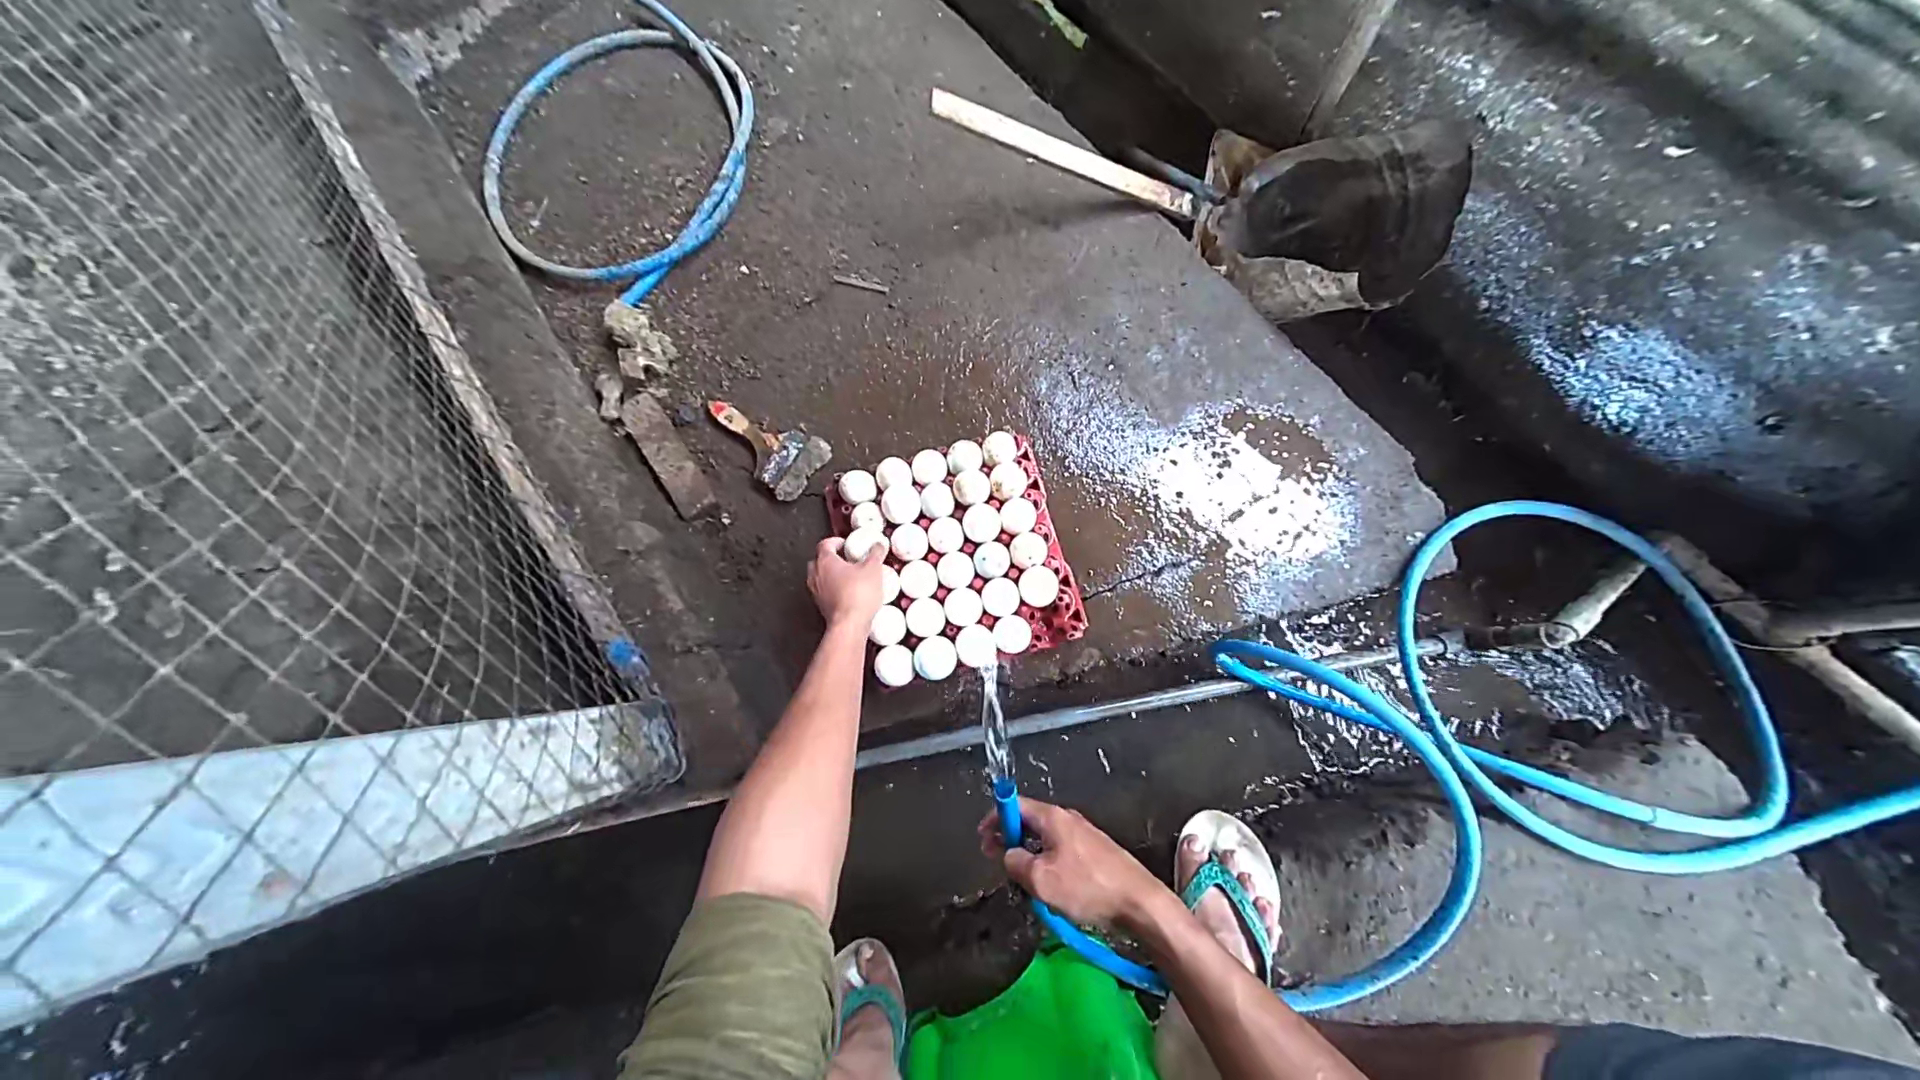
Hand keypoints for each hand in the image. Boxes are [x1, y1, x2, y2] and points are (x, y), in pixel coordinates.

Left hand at [809, 537, 885, 629]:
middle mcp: (816, 576)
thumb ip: (875, 553)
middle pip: (819, 561)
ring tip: (848, 577)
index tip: (846, 544)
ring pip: (820, 578)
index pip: (824, 544)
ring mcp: (817, 592)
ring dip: (831, 575)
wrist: (850, 624)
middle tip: (847, 559)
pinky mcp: (822, 607)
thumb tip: (878, 546)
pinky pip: (825, 593)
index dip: (835, 541)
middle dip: (832, 558)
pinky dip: (833, 590)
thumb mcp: (873, 569)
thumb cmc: (857, 595)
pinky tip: (848, 594)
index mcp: (825, 561)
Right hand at [977, 797, 1173, 931]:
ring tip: (1020, 877)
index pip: (1016, 804)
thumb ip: (1015, 862)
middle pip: (1030, 820)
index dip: (995, 818)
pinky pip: (1060, 851)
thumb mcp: (1040, 879)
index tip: (983, 837)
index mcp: (1053, 817)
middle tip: (995, 857)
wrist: (1139, 903)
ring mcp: (1083, 835)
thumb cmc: (1087, 888)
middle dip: (1009, 837)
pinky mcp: (1095, 854)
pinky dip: (1046, 862)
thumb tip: (1009, 855)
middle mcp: (1068, 819)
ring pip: (1045, 839)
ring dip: (1027, 853)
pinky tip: (1047, 886)